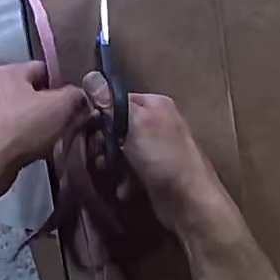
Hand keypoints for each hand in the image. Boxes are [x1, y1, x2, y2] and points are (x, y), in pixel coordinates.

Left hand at [0, 62, 88, 196]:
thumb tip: (80, 96)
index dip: (64, 84)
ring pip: (24, 113)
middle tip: (69, 121)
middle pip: (34, 92)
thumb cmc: (21, 129)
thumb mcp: (59, 106)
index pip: (44, 69)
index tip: (76, 102)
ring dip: (40, 125)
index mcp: (9, 72)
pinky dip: (25, 139)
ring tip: (54, 139)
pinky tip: (35, 150)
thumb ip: (75, 95)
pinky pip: (12, 131)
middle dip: (53, 107)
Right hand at [84, 72, 232, 238]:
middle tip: (100, 155)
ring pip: (120, 150)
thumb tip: (90, 76)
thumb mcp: (135, 124)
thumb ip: (111, 103)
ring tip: (111, 172)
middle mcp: (157, 122)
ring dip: (112, 164)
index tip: (89, 129)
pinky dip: (125, 180)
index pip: (117, 100)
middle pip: (117, 126)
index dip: (100, 114)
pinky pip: (130, 171)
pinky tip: (126, 189)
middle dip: (105, 143)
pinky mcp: (154, 172)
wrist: (190, 203)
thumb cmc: (163, 157)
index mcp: (155, 104)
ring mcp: (156, 148)